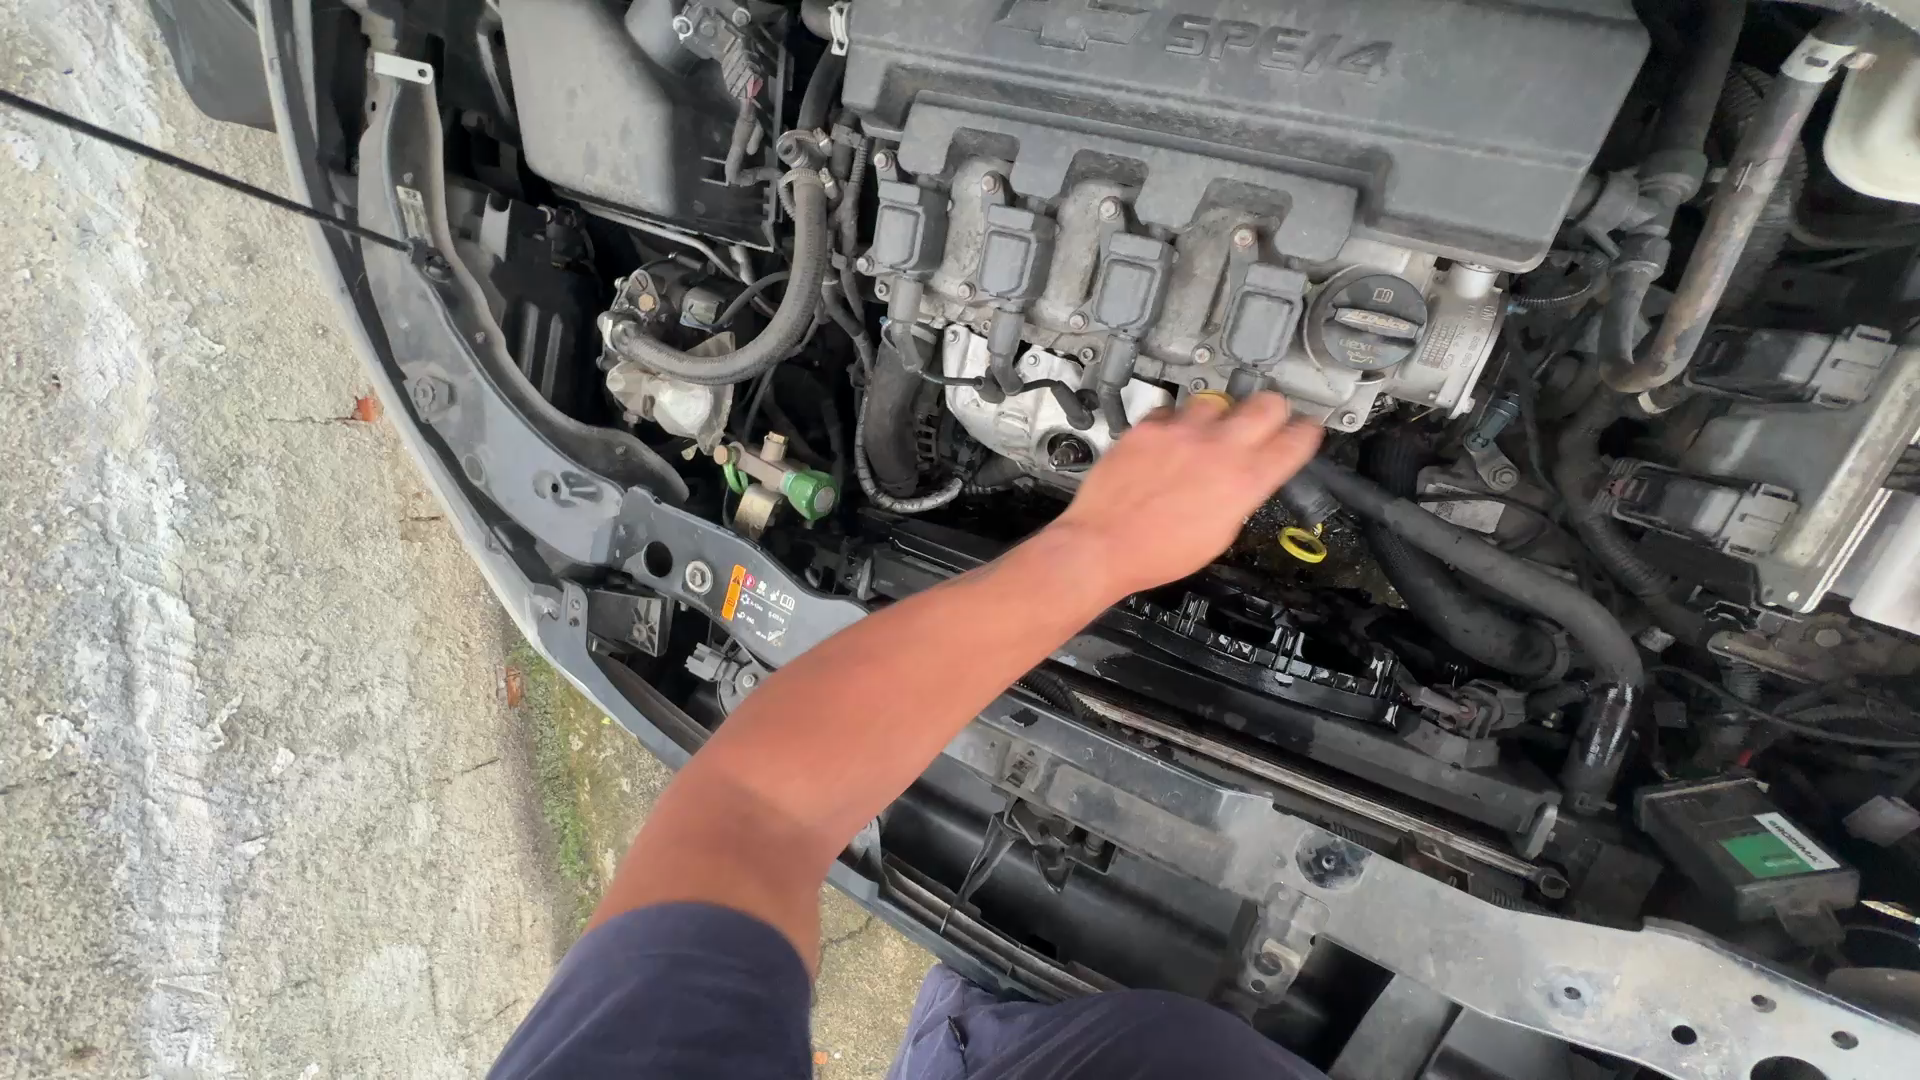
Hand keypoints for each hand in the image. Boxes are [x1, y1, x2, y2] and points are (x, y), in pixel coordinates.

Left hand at [1046, 392, 1321, 597]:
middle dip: (1272, 410)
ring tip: (1207, 432)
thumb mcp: (1219, 534)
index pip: (1298, 439)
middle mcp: (1217, 448)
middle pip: (1267, 404)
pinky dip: (1175, 422)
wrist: (1103, 545)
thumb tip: (1246, 480)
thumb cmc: (1155, 552)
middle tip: (1266, 419)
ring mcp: (1181, 433)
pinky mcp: (1147, 427)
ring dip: (1218, 415)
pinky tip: (1170, 439)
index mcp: (1245, 480)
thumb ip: (1240, 496)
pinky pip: (1171, 410)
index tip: (1305, 430)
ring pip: (1217, 400)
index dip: (1306, 433)